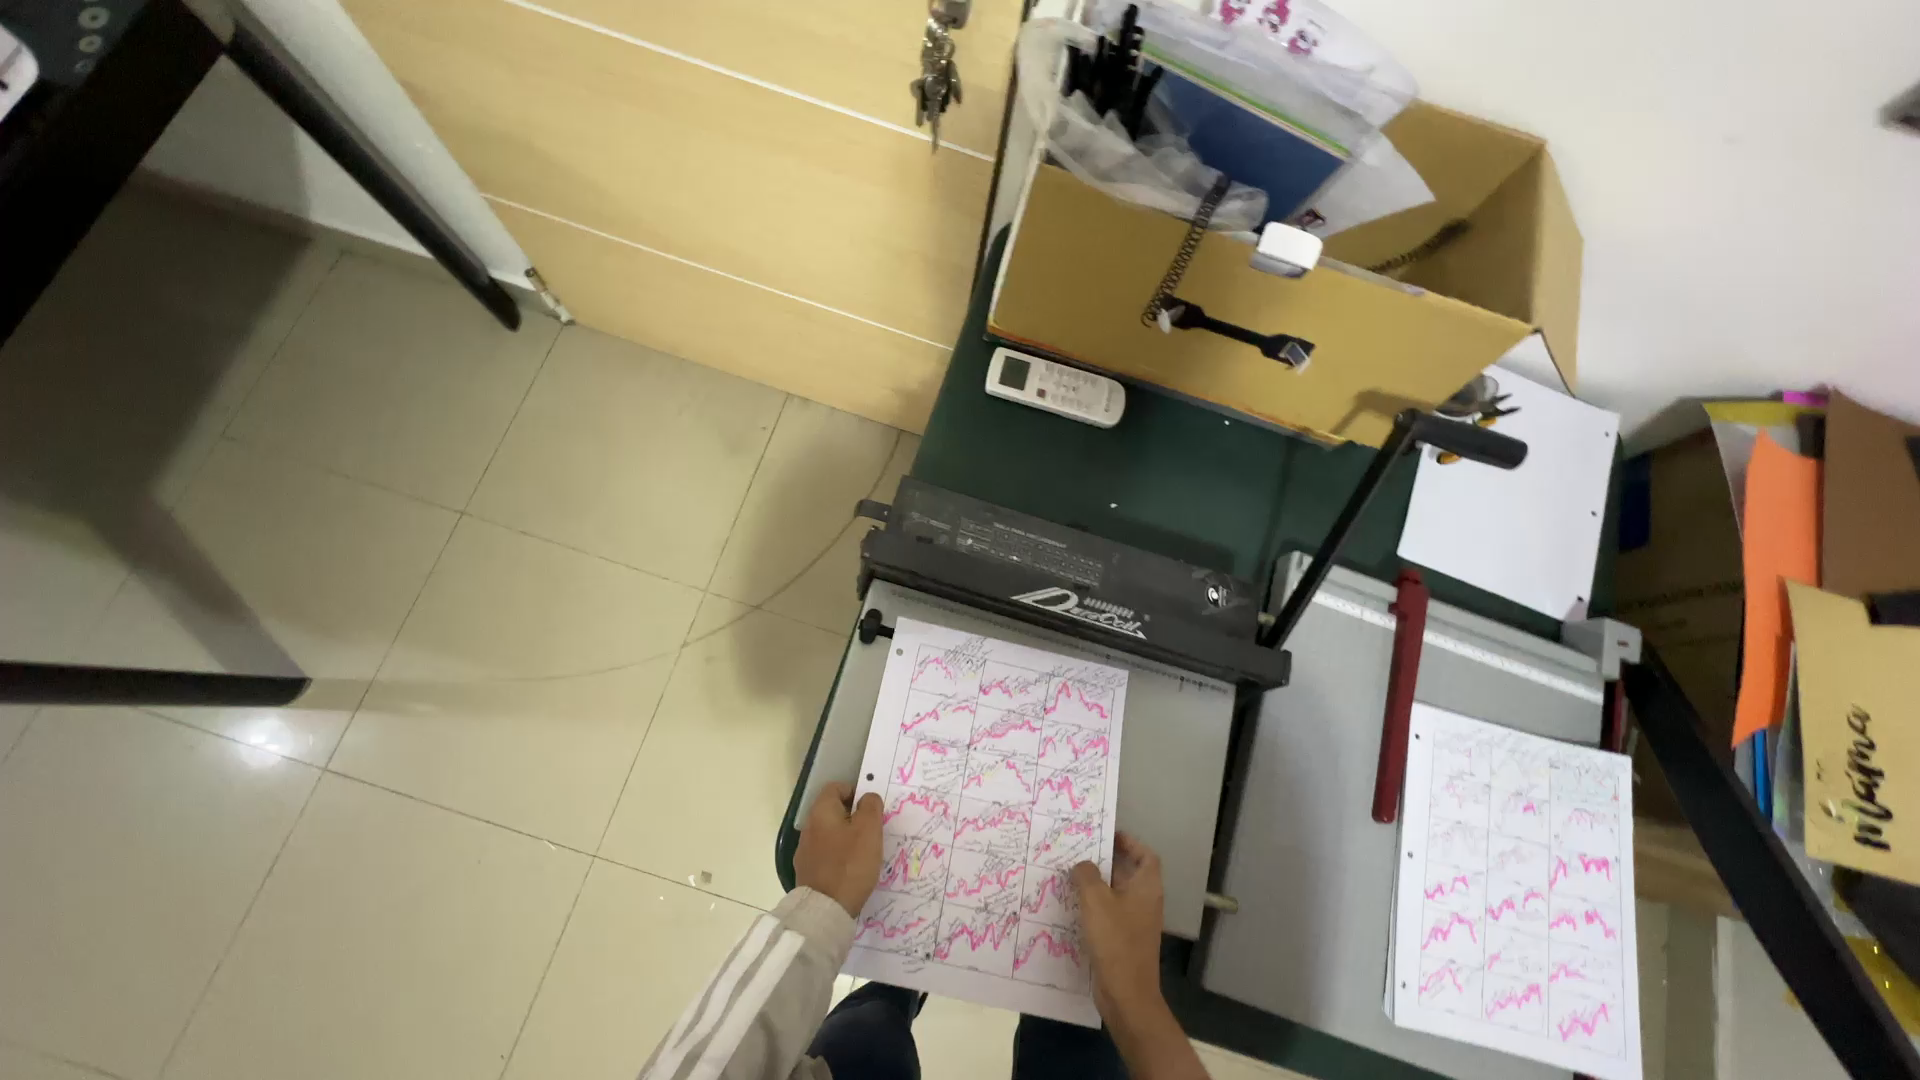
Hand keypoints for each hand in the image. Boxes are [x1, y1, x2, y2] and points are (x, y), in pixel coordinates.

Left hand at [794, 782, 883, 917]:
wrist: (826, 909)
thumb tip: (867, 797)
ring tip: (865, 852)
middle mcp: (809, 827)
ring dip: (847, 837)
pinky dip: (839, 856)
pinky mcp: (807, 871)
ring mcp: (805, 850)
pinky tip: (851, 869)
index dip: (855, 792)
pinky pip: (826, 854)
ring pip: (830, 834)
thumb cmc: (850, 863)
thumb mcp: (869, 829)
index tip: (870, 808)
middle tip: (872, 830)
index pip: (836, 787)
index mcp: (821, 812)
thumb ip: (870, 806)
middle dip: (853, 817)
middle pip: (833, 811)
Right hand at [1071, 832, 1165, 1023]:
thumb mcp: (1095, 900)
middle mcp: (1145, 901)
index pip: (1146, 855)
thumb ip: (1086, 874)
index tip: (1107, 835)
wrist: (1126, 993)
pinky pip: (1109, 913)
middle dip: (1107, 861)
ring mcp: (1135, 922)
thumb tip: (1083, 865)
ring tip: (1070, 874)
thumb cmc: (1115, 939)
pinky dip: (1094, 906)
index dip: (1130, 842)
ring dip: (1097, 884)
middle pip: (1129, 872)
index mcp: (1147, 887)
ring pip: (1116, 893)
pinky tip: (1072, 905)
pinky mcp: (1124, 939)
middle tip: (1080, 851)